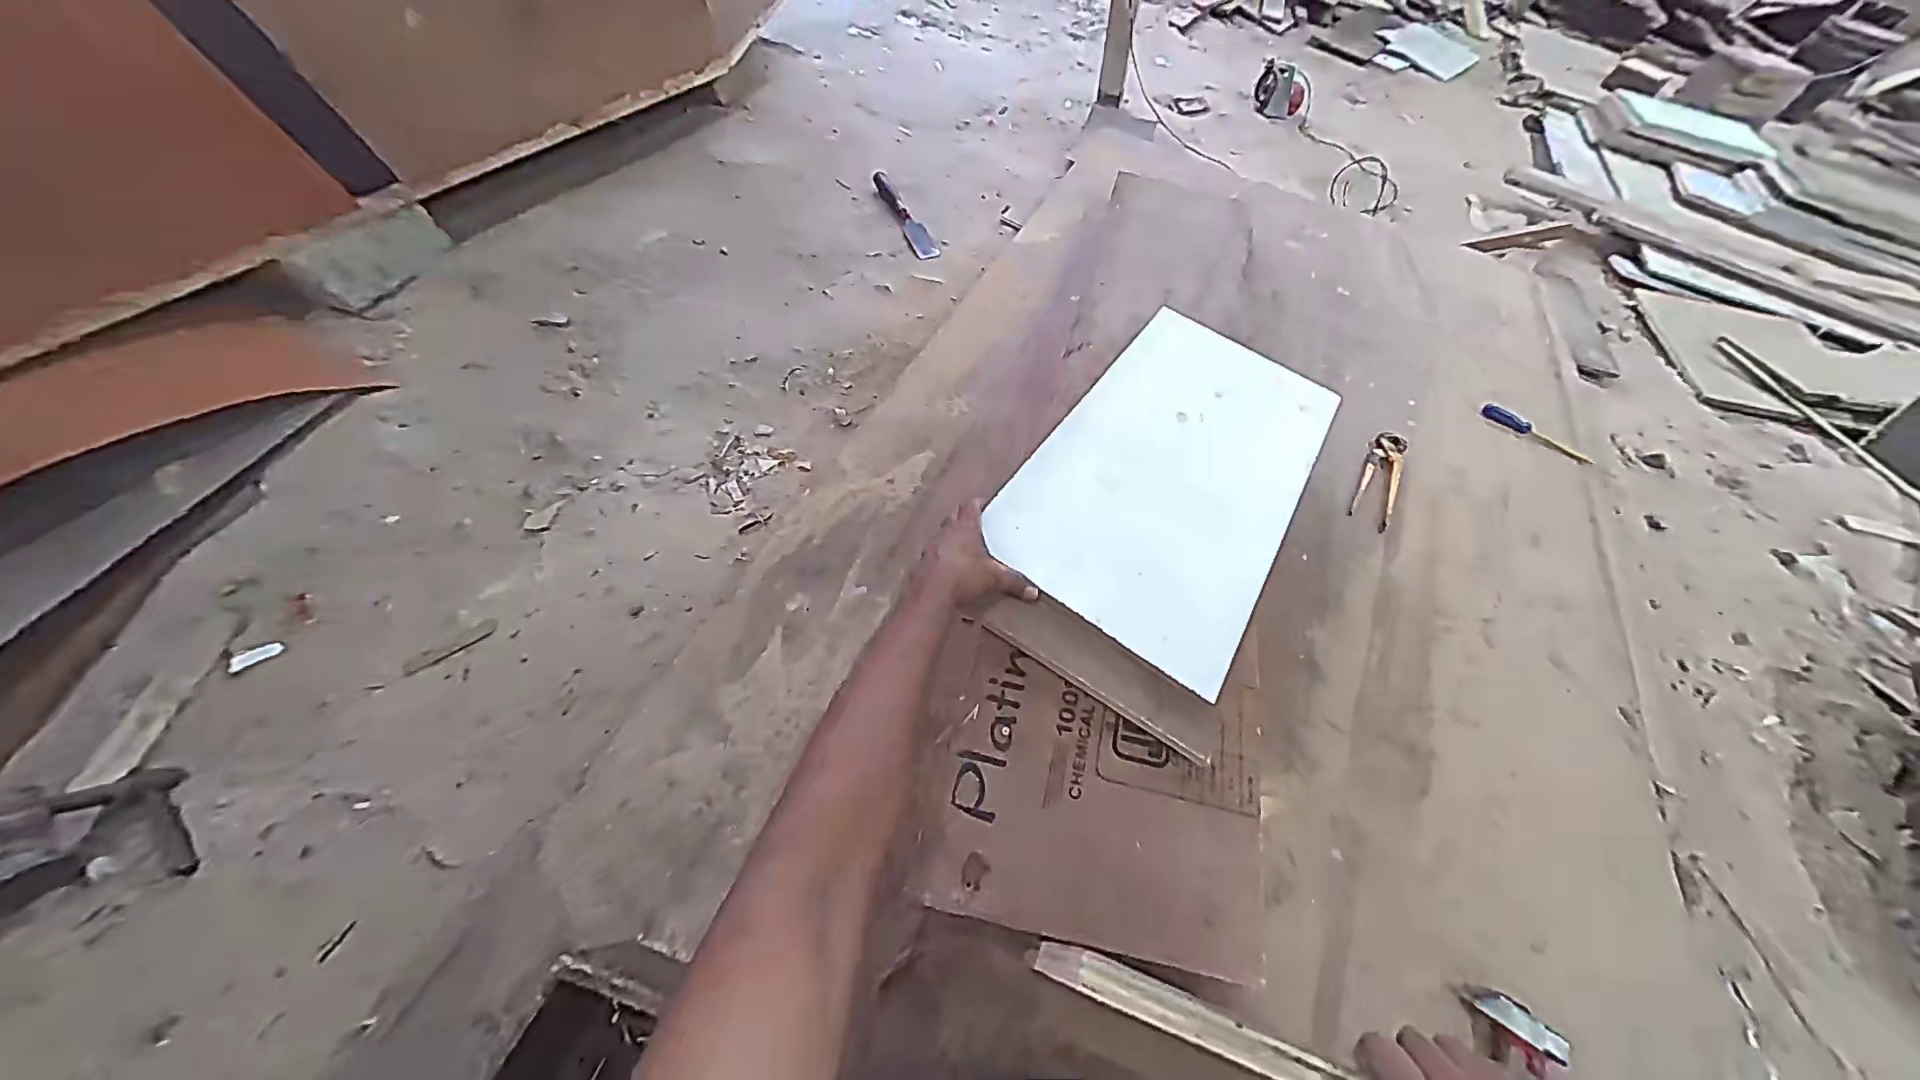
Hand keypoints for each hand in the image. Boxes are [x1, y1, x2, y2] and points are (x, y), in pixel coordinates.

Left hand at [913, 499, 1037, 611]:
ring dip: (946, 538)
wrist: (930, 595)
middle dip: (959, 517)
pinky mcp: (919, 564)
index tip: (979, 503)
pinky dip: (937, 557)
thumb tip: (1034, 592)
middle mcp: (945, 533)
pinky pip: (930, 556)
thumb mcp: (994, 579)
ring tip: (956, 545)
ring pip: (939, 536)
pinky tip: (943, 566)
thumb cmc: (964, 577)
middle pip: (952, 518)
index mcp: (965, 529)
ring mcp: (930, 548)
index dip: (975, 505)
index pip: (970, 509)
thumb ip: (1013, 583)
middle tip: (967, 520)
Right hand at [1356, 1028, 1528, 1079]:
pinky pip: (1485, 1060)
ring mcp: (1489, 1076)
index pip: (1376, 1045)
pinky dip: (1477, 1073)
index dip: (1372, 1058)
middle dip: (1410, 1058)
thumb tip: (1370, 1076)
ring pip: (1448, 1043)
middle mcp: (1450, 1076)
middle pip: (1412, 1037)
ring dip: (1444, 1063)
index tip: (1373, 1071)